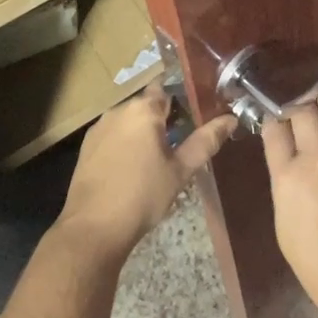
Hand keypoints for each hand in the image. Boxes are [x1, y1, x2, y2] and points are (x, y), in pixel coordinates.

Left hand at [57, 88, 237, 254]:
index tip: (192, 117)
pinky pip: (112, 137)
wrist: (93, 228)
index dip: (180, 101)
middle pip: (146, 107)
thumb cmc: (143, 195)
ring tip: (155, 162)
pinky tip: (130, 171)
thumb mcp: (181, 170)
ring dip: (141, 134)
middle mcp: (118, 110)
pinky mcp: (86, 147)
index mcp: (143, 110)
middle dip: (162, 121)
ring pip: (128, 123)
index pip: (165, 89)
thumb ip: (206, 141)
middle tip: (178, 147)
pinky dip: (123, 146)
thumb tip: (231, 119)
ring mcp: (99, 128)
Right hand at [262, 72, 317, 315]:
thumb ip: (284, 184)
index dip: (271, 117)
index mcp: (287, 177)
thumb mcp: (283, 222)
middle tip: (296, 108)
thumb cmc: (314, 261)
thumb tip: (286, 160)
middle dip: (296, 106)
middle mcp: (316, 158)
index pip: (274, 130)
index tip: (271, 113)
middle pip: (302, 113)